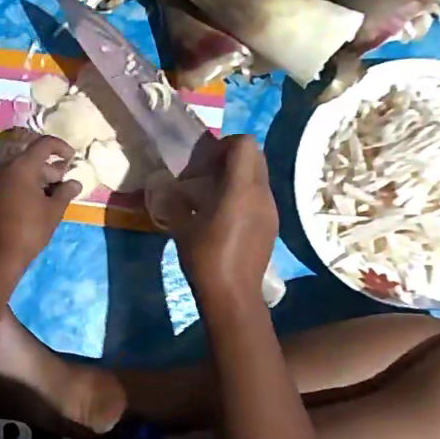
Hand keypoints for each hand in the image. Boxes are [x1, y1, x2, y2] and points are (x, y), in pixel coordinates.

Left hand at [0, 135, 80, 272]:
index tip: (72, 159)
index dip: (61, 147)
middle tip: (64, 185)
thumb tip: (75, 183)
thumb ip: (65, 192)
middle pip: (32, 157)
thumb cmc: (30, 229)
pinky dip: (28, 185)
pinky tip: (39, 202)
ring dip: (40, 178)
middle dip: (51, 168)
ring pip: (23, 170)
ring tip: (54, 196)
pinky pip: (13, 181)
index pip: (44, 143)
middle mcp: (6, 168)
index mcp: (22, 166)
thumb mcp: (54, 210)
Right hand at [149, 135, 277, 306]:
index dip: (223, 145)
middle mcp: (262, 193)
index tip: (203, 163)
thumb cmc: (205, 257)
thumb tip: (167, 187)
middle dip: (230, 159)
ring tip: (212, 199)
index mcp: (241, 188)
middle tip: (206, 176)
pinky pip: (259, 196)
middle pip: (255, 156)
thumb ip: (175, 200)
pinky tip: (224, 218)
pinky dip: (243, 196)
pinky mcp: (272, 224)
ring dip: (236, 178)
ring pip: (258, 176)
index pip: (244, 144)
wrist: (233, 295)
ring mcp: (271, 209)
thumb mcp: (181, 226)